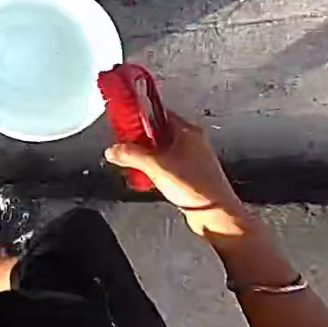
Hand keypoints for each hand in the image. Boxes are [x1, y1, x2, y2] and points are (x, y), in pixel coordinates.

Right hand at [105, 111, 257, 242]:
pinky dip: (151, 165)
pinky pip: (163, 161)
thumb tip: (113, 150)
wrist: (214, 214)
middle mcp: (191, 141)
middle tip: (124, 143)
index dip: (138, 114)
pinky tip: (144, 174)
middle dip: (137, 138)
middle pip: (155, 131)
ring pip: (158, 147)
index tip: (123, 118)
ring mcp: (190, 157)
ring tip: (133, 161)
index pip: (157, 112)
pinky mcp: (187, 171)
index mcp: (187, 131)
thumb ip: (129, 155)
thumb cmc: (198, 188)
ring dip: (143, 153)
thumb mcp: (155, 166)